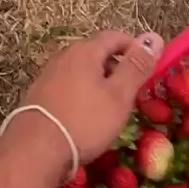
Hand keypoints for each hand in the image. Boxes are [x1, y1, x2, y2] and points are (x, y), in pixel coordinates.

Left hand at [14, 30, 165, 168]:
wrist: (34, 150)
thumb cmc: (83, 121)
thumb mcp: (118, 96)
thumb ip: (136, 67)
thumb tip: (153, 37)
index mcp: (85, 50)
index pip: (113, 36)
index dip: (133, 47)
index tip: (146, 65)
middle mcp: (64, 55)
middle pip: (95, 52)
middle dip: (115, 67)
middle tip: (130, 91)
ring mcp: (48, 74)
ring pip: (80, 70)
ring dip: (97, 82)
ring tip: (109, 107)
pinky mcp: (38, 94)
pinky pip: (66, 85)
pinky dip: (80, 94)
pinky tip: (83, 117)